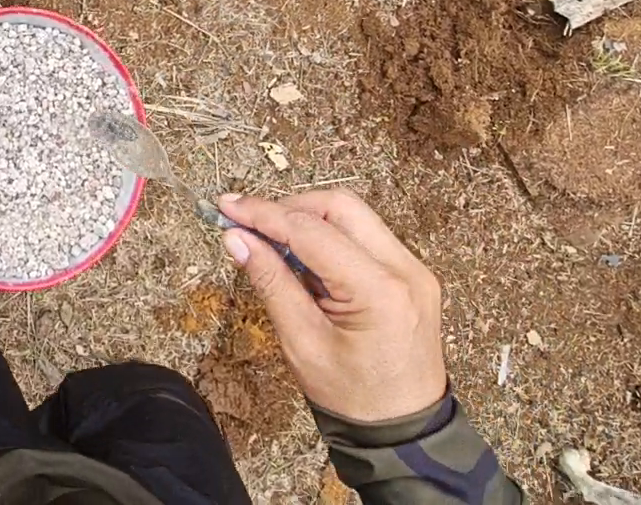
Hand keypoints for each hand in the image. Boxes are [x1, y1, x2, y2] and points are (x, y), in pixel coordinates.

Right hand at [219, 190, 446, 422]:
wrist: (405, 434)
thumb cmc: (352, 397)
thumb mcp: (301, 342)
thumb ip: (270, 281)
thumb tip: (236, 237)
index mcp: (381, 291)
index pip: (311, 231)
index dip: (263, 213)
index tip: (227, 206)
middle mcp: (405, 270)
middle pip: (338, 207)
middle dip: (288, 208)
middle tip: (250, 224)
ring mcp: (413, 269)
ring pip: (351, 214)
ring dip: (307, 219)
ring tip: (274, 245)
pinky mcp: (409, 273)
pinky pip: (362, 234)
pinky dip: (326, 235)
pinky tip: (303, 259)